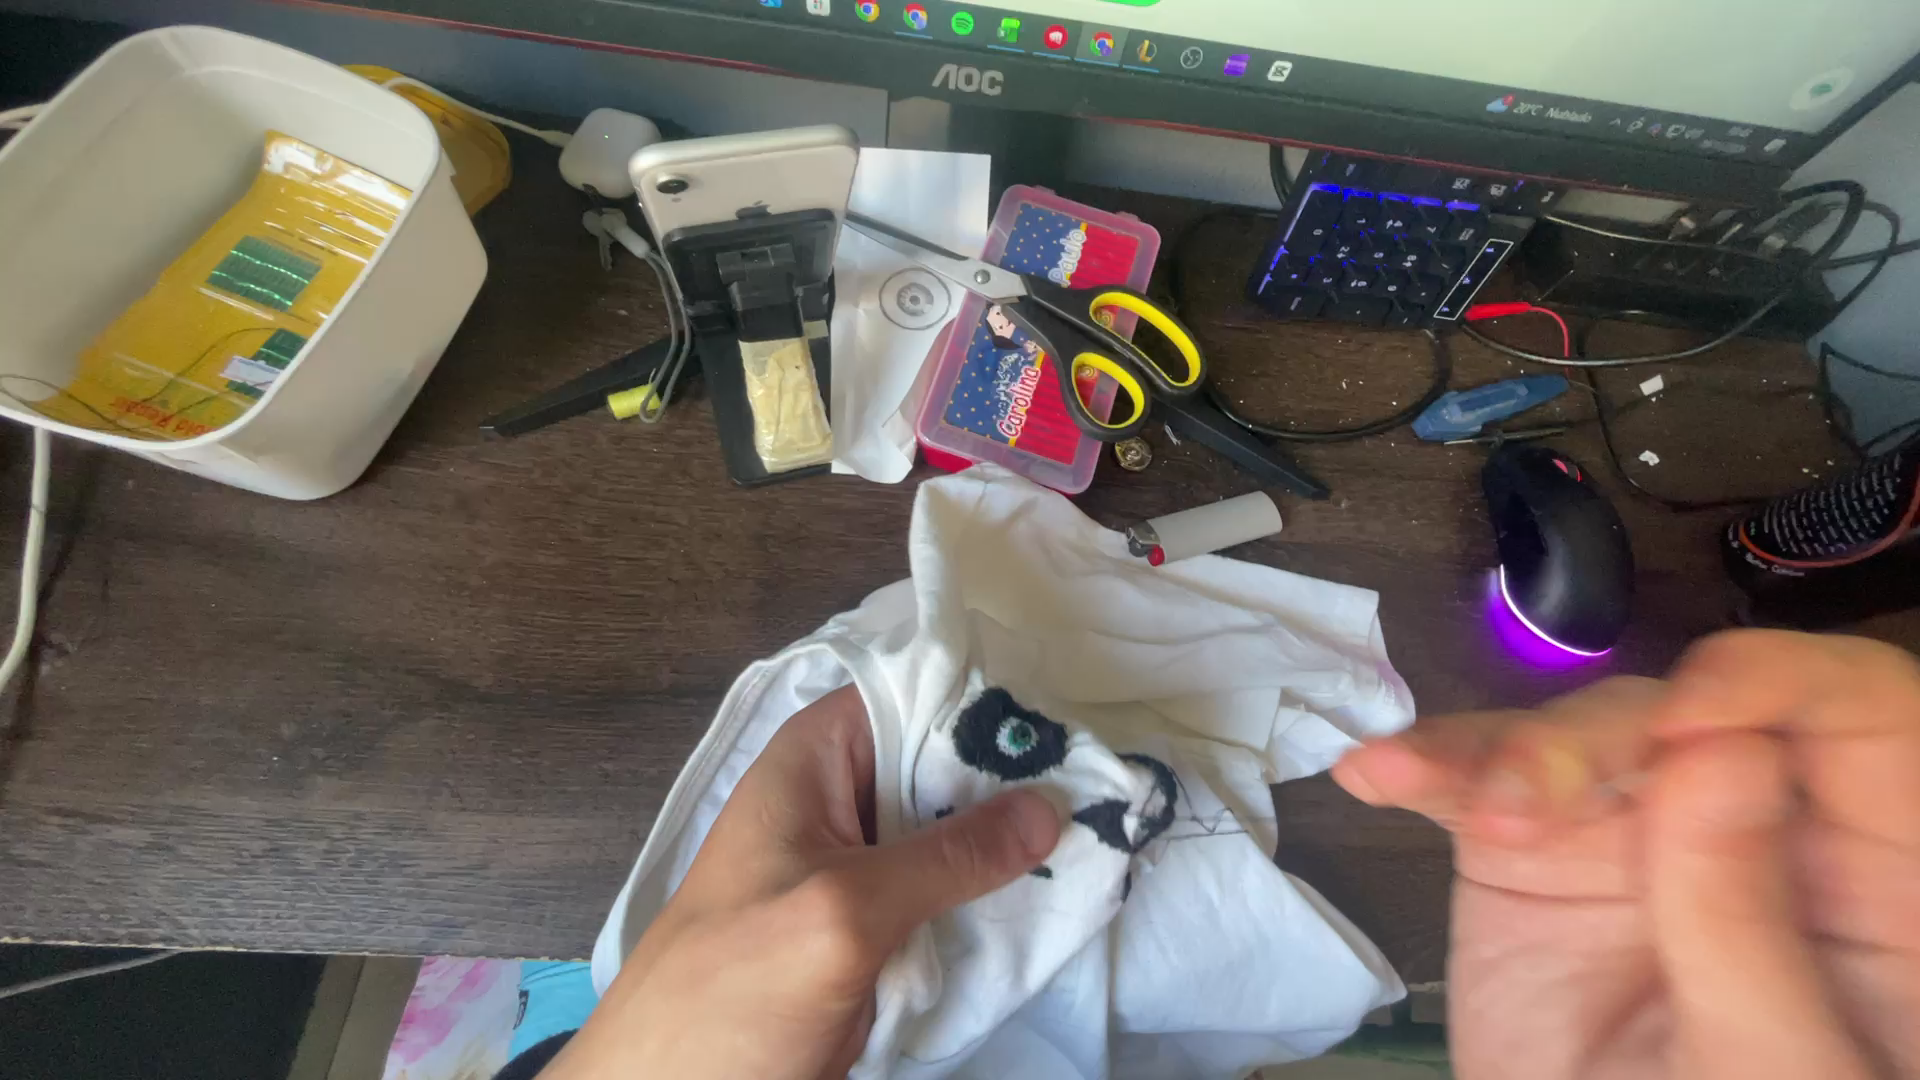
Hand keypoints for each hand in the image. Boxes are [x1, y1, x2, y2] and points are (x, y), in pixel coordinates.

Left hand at [544, 685, 1061, 1079]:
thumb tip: (1051, 806)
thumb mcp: (845, 911)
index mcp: (819, 753)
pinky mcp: (874, 910)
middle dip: (1011, 770)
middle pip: (941, 758)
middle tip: (1101, 774)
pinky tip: (1053, 879)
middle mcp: (842, 788)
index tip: (1066, 714)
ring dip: (1008, 830)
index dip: (987, 699)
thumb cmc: (736, 985)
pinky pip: (945, 878)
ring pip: (949, 821)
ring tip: (1097, 819)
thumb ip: (949, 856)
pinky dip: (990, 881)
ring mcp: (859, 853)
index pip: (916, 693)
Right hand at [1332, 629, 1919, 1079]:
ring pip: (1549, 734)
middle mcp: (1726, 823)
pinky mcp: (1509, 840)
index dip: (1782, 682)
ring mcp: (1608, 827)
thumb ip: (1746, 923)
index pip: (1857, 719)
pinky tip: (1369, 776)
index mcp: (1855, 875)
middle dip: (1576, 739)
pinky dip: (1413, 767)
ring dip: (1475, 750)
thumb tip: (1723, 752)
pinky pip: (1460, 777)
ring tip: (1402, 782)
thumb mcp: (1762, 1065)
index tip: (1690, 720)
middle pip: (1660, 716)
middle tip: (1511, 804)